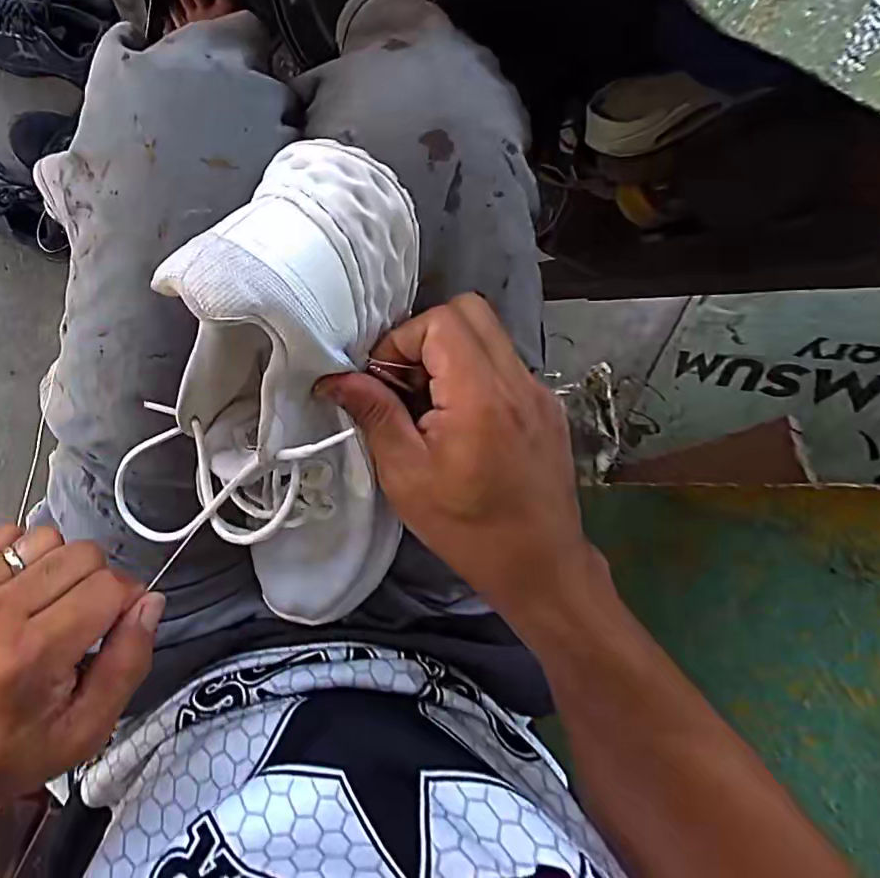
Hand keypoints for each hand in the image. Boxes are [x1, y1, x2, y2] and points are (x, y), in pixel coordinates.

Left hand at [0, 524, 162, 877]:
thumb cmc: (9, 754)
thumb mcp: (84, 732)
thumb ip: (128, 663)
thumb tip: (150, 603)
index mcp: (35, 652)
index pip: (108, 587)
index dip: (128, 601)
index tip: (120, 623)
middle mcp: (1, 611)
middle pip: (82, 554)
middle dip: (99, 582)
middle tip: (87, 619)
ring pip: (47, 537)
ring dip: (62, 565)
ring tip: (53, 603)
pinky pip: (6, 535)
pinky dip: (25, 555)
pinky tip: (22, 590)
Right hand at [316, 293, 593, 624]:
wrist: (541, 567)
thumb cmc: (465, 526)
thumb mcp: (404, 472)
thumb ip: (373, 412)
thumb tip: (334, 379)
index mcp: (482, 397)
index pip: (441, 322)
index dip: (400, 341)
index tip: (384, 382)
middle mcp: (518, 383)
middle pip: (469, 311)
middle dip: (423, 335)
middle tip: (403, 381)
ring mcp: (539, 393)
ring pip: (487, 335)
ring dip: (445, 353)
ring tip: (426, 403)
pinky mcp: (545, 407)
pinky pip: (501, 363)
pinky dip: (468, 373)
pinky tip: (454, 419)